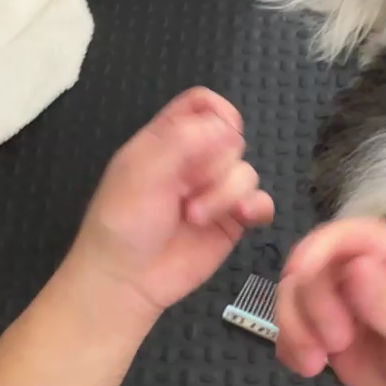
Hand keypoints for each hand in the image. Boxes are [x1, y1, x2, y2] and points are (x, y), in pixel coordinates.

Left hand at [66, 88, 274, 323]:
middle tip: (185, 190)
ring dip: (224, 195)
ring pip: (247, 172)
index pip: (203, 104)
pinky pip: (261, 202)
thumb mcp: (143, 171)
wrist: (127, 280)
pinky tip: (242, 217)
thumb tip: (230, 126)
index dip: (217, 113)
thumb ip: (183, 140)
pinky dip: (256, 207)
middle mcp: (194, 161)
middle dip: (215, 165)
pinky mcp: (232, 221)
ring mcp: (215, 191)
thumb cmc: (123, 222)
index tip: (217, 134)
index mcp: (167, 139)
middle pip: (231, 139)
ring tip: (194, 218)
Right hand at [274, 219, 385, 385]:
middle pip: (313, 264)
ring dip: (294, 325)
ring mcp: (342, 302)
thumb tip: (356, 267)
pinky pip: (292, 325)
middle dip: (311, 302)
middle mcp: (363, 273)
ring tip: (315, 363)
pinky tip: (307, 368)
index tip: (302, 275)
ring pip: (295, 293)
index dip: (319, 247)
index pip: (350, 235)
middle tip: (336, 343)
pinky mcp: (326, 333)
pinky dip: (288, 344)